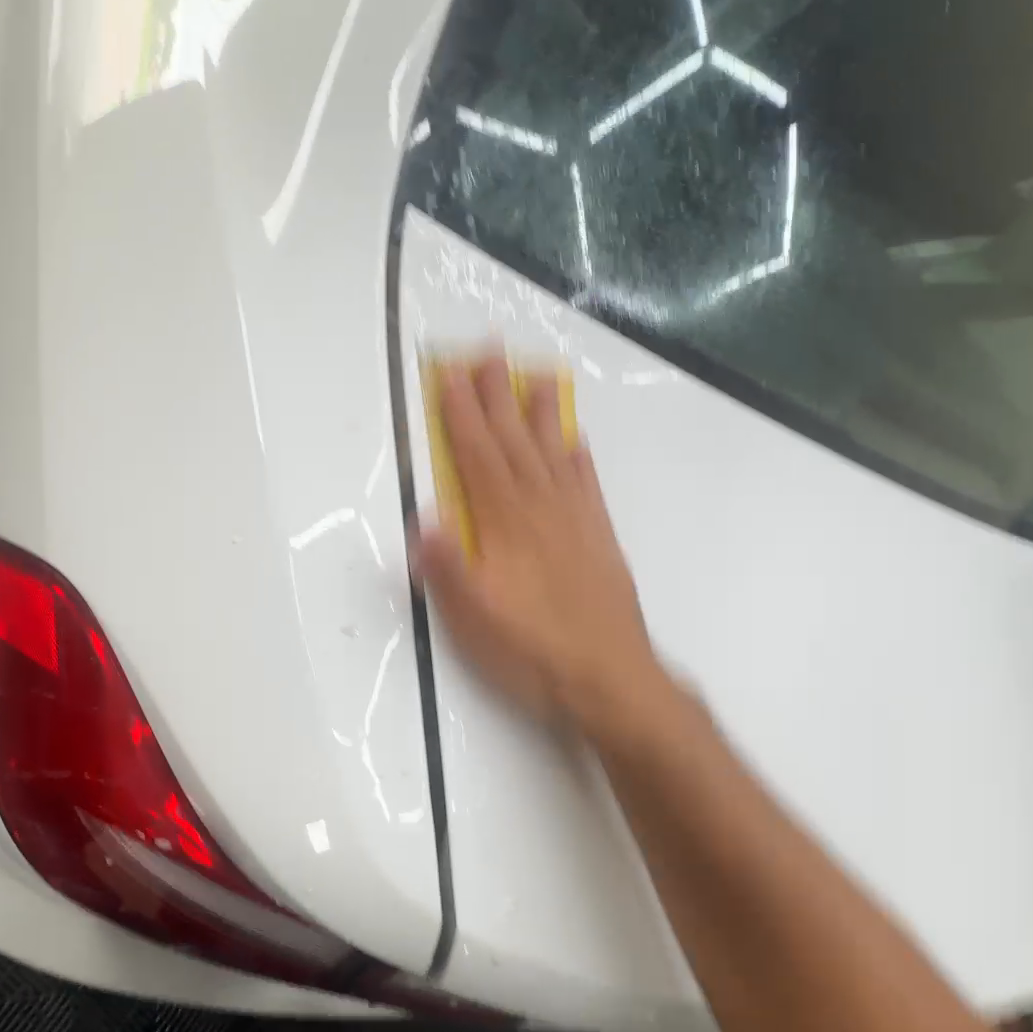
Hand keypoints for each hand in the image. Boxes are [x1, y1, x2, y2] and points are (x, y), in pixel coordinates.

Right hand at [417, 358, 673, 741]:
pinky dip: (575, 454)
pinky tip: (572, 439)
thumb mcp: (473, 618)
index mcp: (502, 524)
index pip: (475, 456)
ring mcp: (573, 520)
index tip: (451, 374)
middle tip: (489, 350)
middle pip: (512, 441)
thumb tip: (423, 519)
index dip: (461, 414)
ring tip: (535, 375)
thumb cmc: (531, 650)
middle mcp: (538, 509)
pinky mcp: (598, 538)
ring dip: (538, 412)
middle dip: (497, 395)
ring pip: (551, 452)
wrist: (609, 680)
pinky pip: (585, 483)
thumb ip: (446, 567)